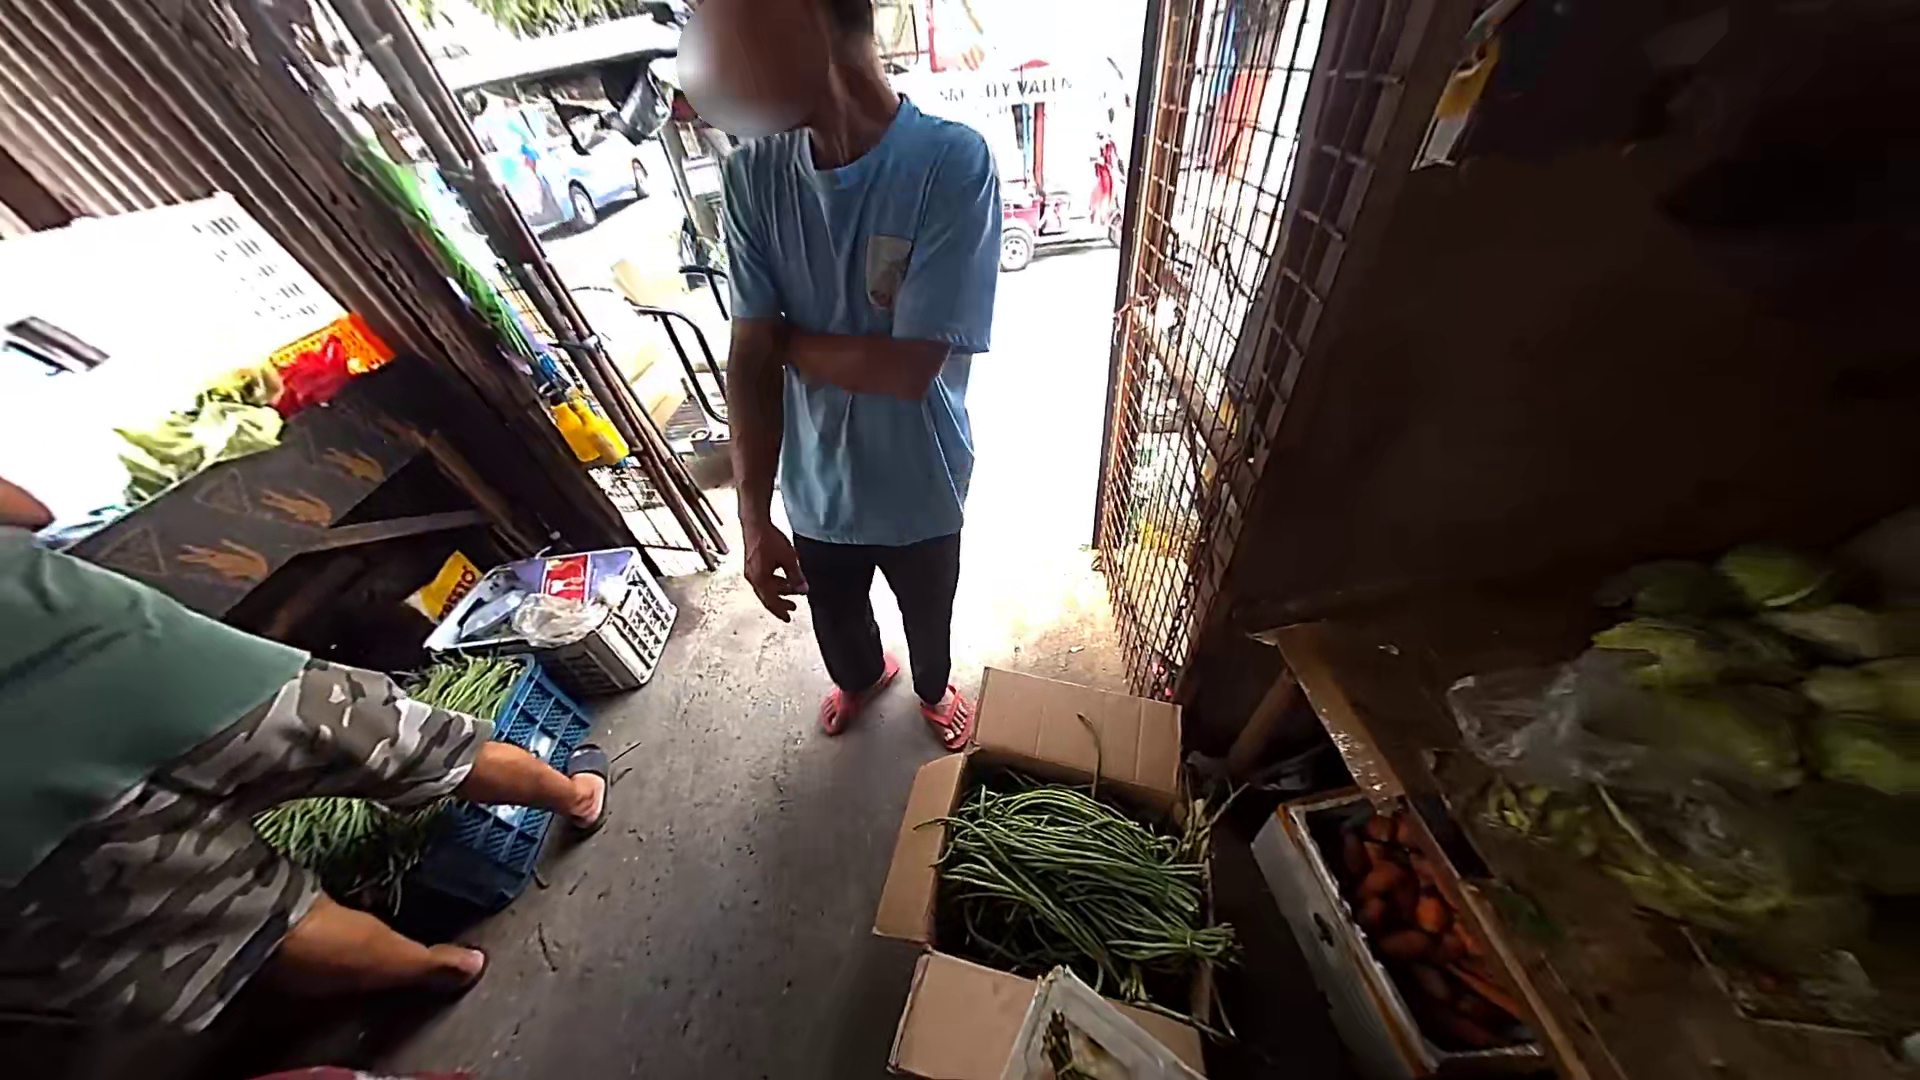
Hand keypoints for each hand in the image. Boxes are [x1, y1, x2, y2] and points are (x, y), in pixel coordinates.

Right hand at [742, 518, 807, 620]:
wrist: (755, 523)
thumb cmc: (770, 540)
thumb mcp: (789, 559)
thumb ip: (796, 576)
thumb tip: (804, 590)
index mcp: (760, 579)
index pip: (771, 601)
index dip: (780, 611)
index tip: (788, 618)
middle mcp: (752, 578)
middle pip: (767, 596)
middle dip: (781, 602)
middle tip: (793, 607)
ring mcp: (751, 571)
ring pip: (766, 587)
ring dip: (780, 590)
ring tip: (793, 590)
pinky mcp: (752, 564)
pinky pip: (764, 579)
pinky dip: (775, 582)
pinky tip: (784, 577)